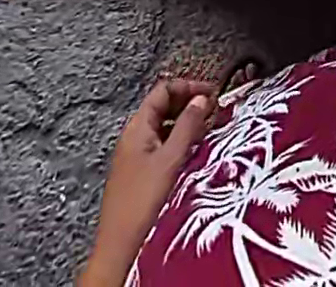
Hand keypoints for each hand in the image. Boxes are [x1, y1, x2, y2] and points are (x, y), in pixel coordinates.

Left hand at [78, 78, 216, 286]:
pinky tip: (195, 154)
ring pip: (164, 128)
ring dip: (186, 124)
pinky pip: (163, 147)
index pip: (162, 90)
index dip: (187, 87)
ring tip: (210, 129)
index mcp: (137, 126)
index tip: (211, 92)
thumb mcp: (170, 160)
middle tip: (214, 108)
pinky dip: (180, 143)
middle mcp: (135, 136)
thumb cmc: (142, 203)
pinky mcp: (141, 175)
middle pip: (163, 107)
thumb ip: (187, 126)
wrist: (120, 249)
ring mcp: (137, 156)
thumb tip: (201, 99)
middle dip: (188, 103)